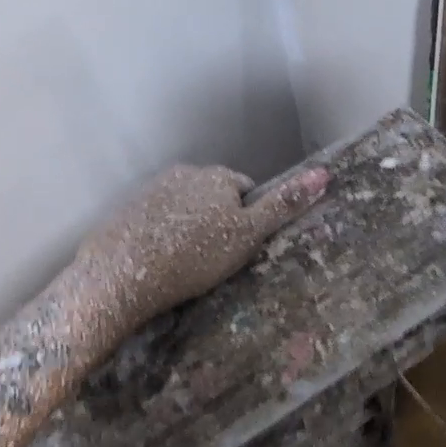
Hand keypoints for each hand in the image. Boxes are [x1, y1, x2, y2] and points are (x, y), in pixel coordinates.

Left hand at [75, 164, 329, 331]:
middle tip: (214, 259)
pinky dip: (162, 232)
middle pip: (212, 194)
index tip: (241, 247)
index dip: (247, 218)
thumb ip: (283, 205)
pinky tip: (159, 260)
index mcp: (217, 176)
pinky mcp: (127, 209)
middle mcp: (186, 172)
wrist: (122, 274)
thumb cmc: (193, 257)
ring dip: (189, 224)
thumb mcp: (247, 236)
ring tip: (185, 263)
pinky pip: (156, 217)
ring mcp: (152, 188)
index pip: (245, 189)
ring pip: (183, 205)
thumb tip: (323, 174)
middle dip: (217, 218)